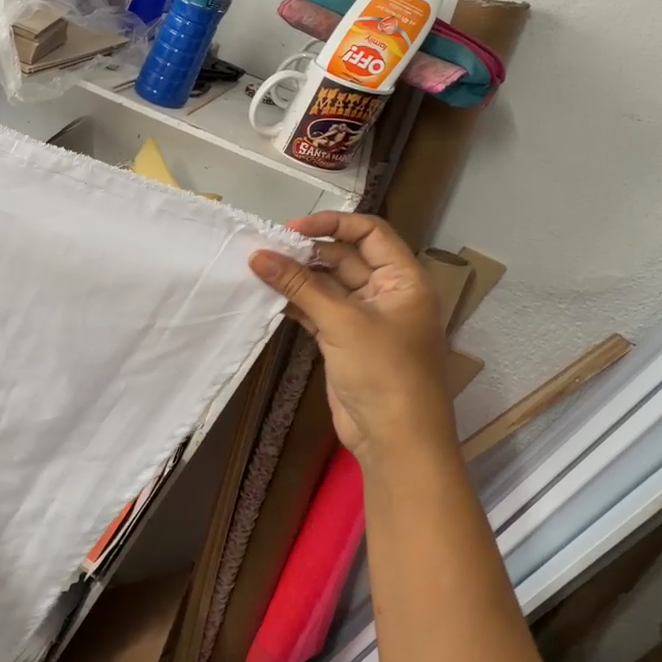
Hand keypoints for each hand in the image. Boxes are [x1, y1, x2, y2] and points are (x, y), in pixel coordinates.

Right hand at [248, 212, 452, 459]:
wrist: (396, 439)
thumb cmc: (384, 372)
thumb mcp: (342, 322)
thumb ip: (299, 285)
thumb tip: (258, 255)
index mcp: (404, 280)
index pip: (371, 233)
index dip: (334, 223)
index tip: (292, 229)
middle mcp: (387, 294)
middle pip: (344, 258)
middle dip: (307, 253)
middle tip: (264, 251)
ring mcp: (365, 319)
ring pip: (326, 285)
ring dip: (296, 278)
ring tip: (257, 270)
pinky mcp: (344, 341)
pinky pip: (317, 310)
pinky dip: (295, 303)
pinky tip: (267, 297)